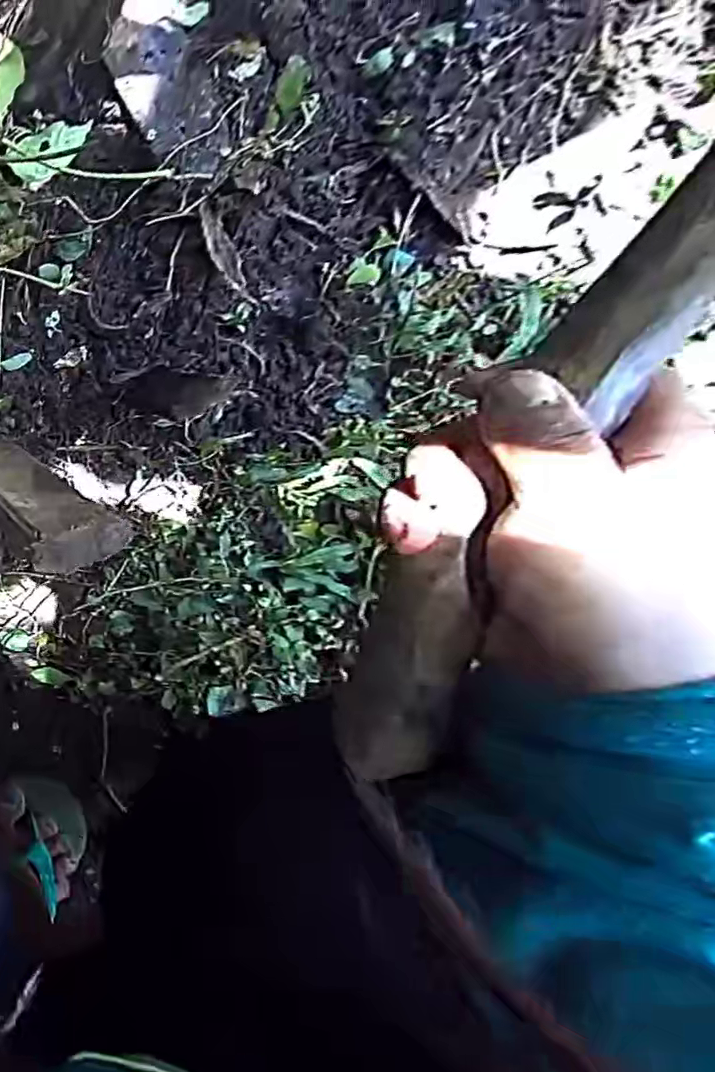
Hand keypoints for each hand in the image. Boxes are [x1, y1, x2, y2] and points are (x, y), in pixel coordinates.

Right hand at [385, 369, 714, 693]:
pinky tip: (410, 535)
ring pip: (458, 469)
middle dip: (463, 452)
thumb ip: (546, 441)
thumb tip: (510, 378)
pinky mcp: (486, 541)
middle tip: (455, 486)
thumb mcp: (585, 510)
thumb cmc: (615, 598)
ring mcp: (533, 510)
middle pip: (507, 425)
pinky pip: (435, 510)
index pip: (612, 380)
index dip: (544, 379)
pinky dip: (416, 521)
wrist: (586, 693)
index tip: (475, 393)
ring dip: (430, 492)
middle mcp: (591, 473)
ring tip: (428, 526)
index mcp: (661, 450)